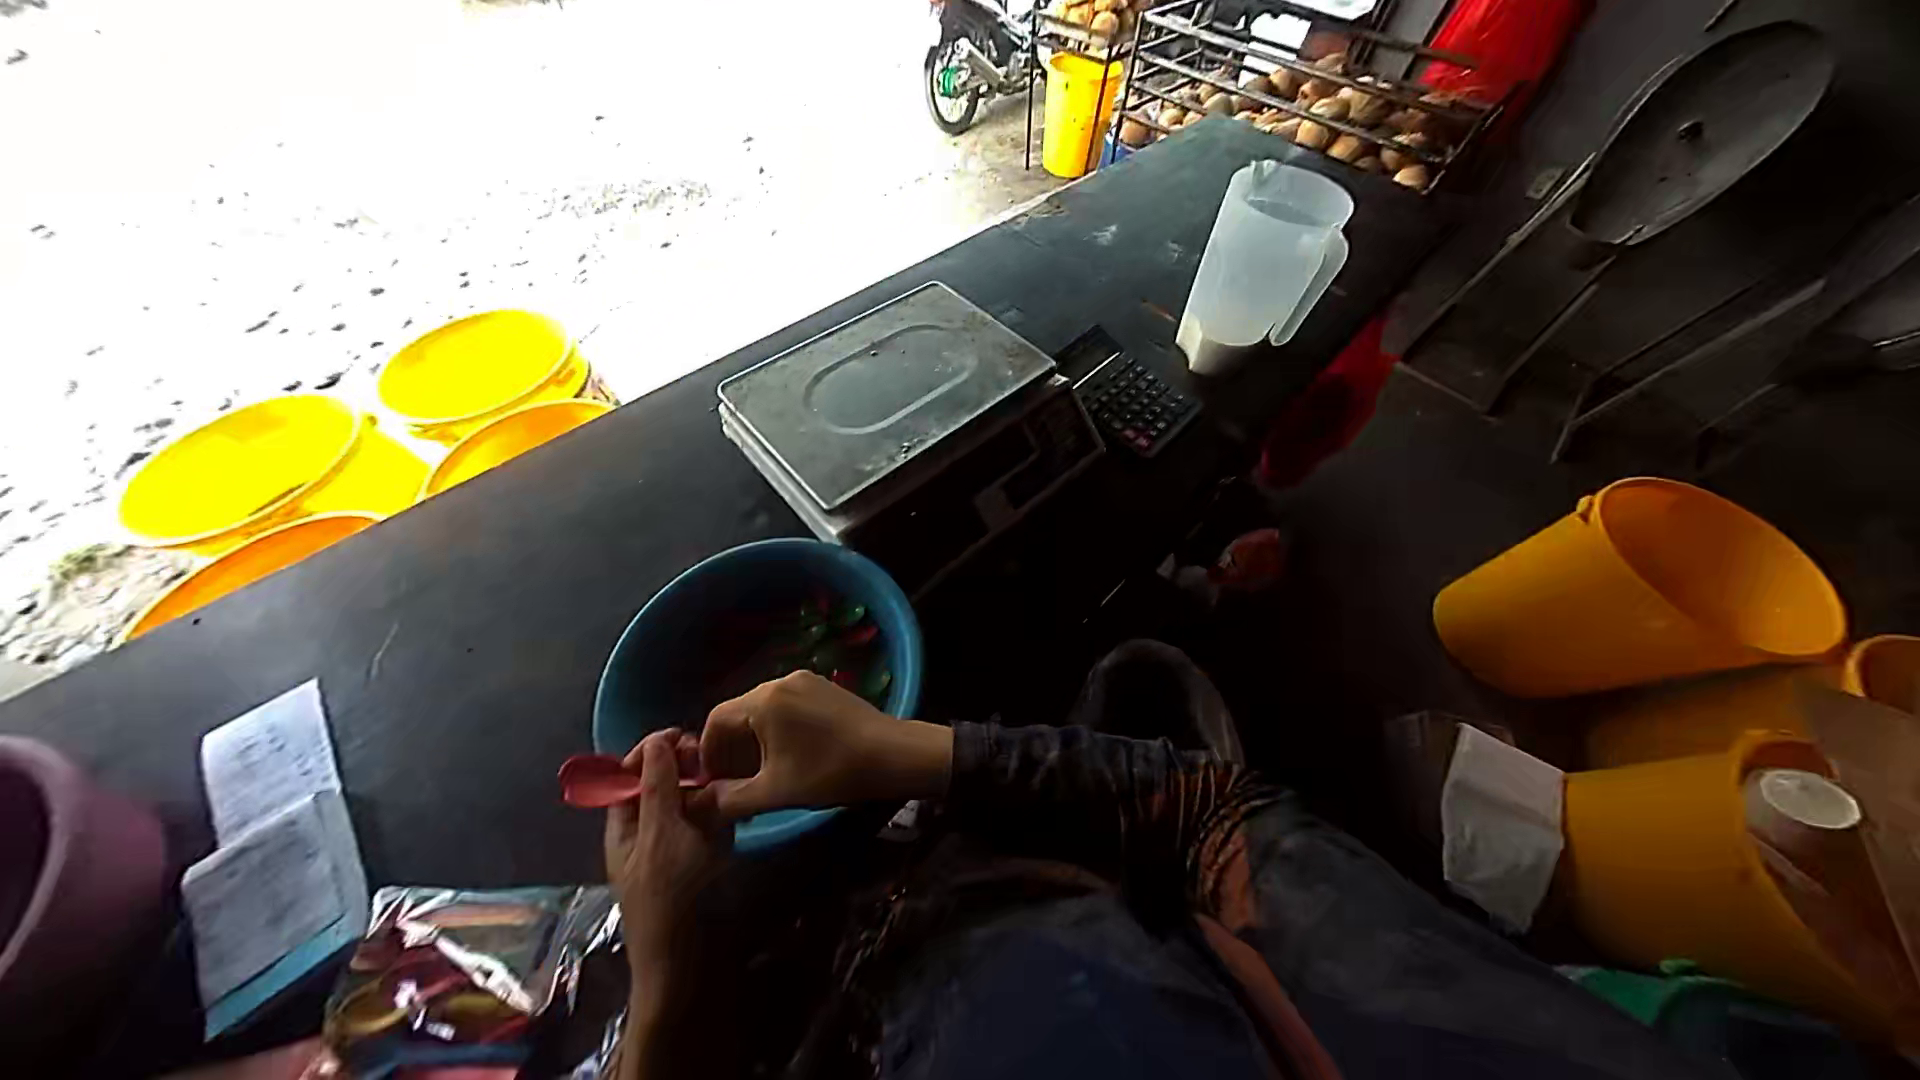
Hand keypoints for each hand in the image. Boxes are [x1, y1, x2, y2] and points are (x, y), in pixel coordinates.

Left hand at [604, 729, 729, 973]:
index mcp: (626, 822)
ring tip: (728, 775)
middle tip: (711, 759)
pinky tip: (737, 799)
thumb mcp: (661, 834)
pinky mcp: (702, 852)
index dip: (653, 750)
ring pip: (690, 796)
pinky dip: (721, 804)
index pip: (630, 771)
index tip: (685, 737)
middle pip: (662, 779)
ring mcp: (677, 840)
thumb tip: (656, 739)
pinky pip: (709, 816)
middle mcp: (649, 827)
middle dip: (684, 764)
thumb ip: (658, 786)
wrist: (693, 957)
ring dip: (706, 783)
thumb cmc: (670, 895)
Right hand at [699, 671, 952, 820]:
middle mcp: (781, 681)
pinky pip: (788, 705)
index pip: (716, 719)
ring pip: (764, 709)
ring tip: (760, 773)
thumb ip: (729, 798)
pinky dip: (778, 728)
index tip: (711, 781)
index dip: (707, 752)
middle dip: (731, 748)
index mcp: (764, 699)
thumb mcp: (774, 791)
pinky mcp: (825, 687)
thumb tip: (700, 802)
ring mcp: (806, 680)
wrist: (890, 754)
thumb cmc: (828, 771)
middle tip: (733, 782)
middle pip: (740, 712)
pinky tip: (787, 755)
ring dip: (755, 740)